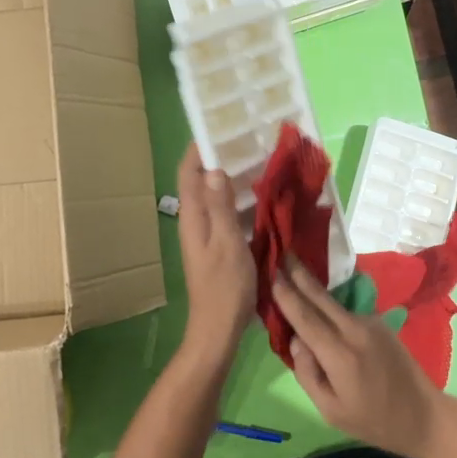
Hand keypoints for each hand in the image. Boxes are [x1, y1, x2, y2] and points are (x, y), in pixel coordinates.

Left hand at [176, 144, 255, 362]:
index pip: (189, 171)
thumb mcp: (227, 244)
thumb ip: (221, 207)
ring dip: (235, 179)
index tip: (222, 126)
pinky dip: (243, 201)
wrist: (218, 331)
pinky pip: (230, 213)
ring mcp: (208, 234)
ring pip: (218, 196)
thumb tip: (214, 169)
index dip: (201, 147)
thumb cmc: (223, 288)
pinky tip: (266, 198)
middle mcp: (196, 220)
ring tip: (263, 162)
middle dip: (222, 158)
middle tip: (251, 141)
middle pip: (203, 180)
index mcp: (193, 217)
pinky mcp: (221, 245)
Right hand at [272, 254, 452, 457]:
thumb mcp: (330, 410)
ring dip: (312, 289)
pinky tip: (320, 307)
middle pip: (319, 297)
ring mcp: (370, 322)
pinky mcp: (380, 322)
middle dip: (298, 273)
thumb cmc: (372, 422)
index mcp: (340, 355)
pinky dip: (330, 308)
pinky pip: (346, 313)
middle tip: (281, 251)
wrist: (423, 416)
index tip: (270, 273)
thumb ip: (307, 373)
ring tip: (293, 272)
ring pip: (332, 303)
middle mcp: (355, 330)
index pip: (305, 317)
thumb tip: (296, 339)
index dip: (286, 294)